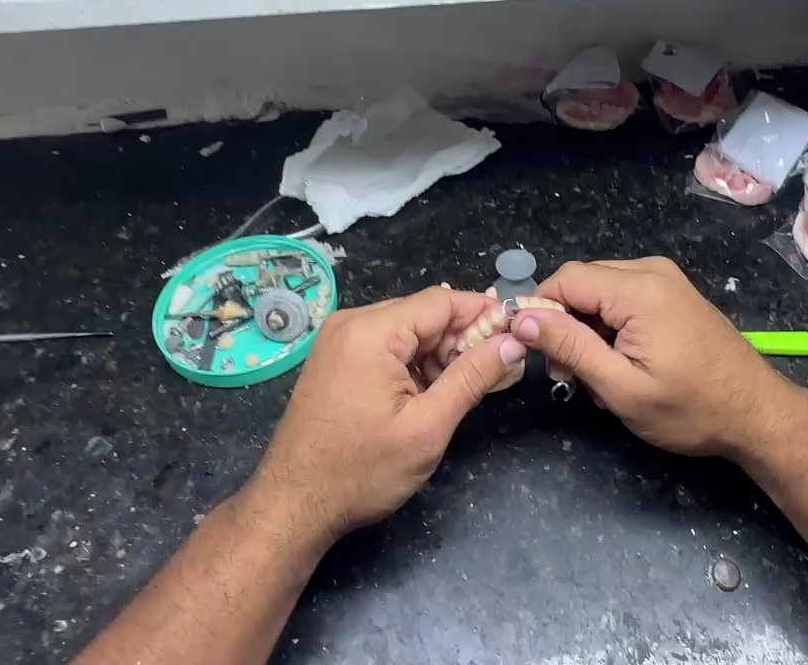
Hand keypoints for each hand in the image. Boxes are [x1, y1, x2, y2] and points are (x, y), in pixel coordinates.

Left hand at [249, 286, 523, 541]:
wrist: (290, 507)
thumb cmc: (360, 472)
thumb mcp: (427, 427)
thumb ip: (473, 378)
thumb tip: (514, 342)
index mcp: (372, 331)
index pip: (442, 301)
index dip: (483, 313)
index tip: (517, 333)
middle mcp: (352, 322)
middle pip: (425, 313)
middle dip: (462, 339)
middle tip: (495, 371)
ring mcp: (340, 339)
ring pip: (408, 330)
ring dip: (439, 354)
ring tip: (463, 389)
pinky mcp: (335, 358)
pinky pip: (387, 345)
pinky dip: (413, 363)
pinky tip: (429, 393)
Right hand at [516, 258, 793, 458]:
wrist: (757, 414)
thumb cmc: (691, 409)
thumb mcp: (621, 387)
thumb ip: (569, 347)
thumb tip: (521, 319)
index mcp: (638, 289)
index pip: (566, 278)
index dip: (542, 310)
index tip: (538, 353)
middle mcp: (651, 270)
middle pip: (583, 282)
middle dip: (566, 324)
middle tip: (572, 376)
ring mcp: (665, 279)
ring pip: (600, 291)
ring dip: (589, 329)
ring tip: (601, 376)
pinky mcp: (672, 292)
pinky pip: (623, 296)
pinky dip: (611, 326)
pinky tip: (622, 362)